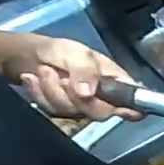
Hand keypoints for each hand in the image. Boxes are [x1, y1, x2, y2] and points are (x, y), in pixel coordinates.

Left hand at [2, 34, 139, 121]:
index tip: (120, 110)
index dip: (132, 109)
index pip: (135, 101)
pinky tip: (33, 80)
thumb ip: (85, 70)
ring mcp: (84, 108)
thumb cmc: (60, 50)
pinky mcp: (64, 114)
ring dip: (51, 91)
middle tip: (59, 76)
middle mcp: (105, 99)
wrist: (28, 55)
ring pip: (73, 113)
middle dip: (74, 95)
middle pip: (100, 112)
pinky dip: (39, 95)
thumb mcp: (75, 52)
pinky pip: (53, 112)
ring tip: (43, 71)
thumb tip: (88, 93)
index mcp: (117, 82)